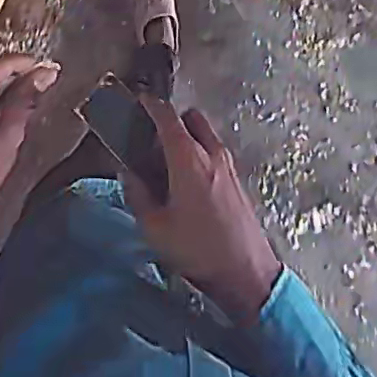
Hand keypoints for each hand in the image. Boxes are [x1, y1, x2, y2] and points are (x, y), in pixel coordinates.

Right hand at [123, 99, 283, 321]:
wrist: (248, 275)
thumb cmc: (198, 249)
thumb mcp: (155, 227)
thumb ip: (137, 194)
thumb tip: (127, 173)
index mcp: (188, 158)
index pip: (167, 117)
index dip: (151, 104)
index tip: (139, 101)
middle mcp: (210, 152)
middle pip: (190, 117)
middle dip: (170, 121)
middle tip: (153, 141)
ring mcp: (227, 165)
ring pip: (204, 133)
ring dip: (187, 137)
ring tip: (168, 164)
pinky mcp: (236, 179)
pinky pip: (213, 150)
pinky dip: (199, 152)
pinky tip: (187, 182)